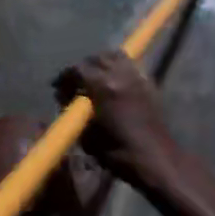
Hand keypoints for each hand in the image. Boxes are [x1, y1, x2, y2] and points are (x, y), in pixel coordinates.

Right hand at [58, 51, 181, 188]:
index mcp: (103, 87)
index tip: (58, 86)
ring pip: (116, 56)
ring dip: (102, 62)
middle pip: (97, 58)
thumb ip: (75, 110)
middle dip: (83, 67)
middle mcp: (121, 75)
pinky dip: (119, 67)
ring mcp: (137, 77)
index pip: (78, 69)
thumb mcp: (87, 134)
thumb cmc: (118, 153)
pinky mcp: (149, 83)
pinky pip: (131, 65)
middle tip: (75, 81)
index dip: (65, 76)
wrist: (156, 160)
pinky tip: (114, 81)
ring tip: (95, 76)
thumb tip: (65, 97)